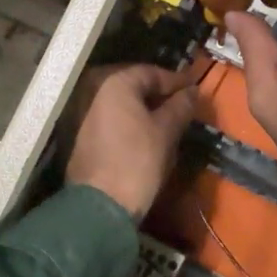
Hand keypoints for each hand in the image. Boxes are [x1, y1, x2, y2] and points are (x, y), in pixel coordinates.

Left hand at [65, 64, 197, 220]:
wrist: (100, 204)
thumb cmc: (137, 161)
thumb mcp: (166, 131)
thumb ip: (181, 107)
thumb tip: (193, 92)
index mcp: (115, 84)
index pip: (151, 72)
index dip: (176, 81)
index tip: (195, 90)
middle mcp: (94, 92)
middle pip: (134, 87)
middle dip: (159, 95)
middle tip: (183, 105)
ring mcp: (84, 115)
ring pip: (122, 105)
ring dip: (145, 110)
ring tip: (169, 122)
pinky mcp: (81, 137)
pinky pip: (112, 121)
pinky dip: (130, 124)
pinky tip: (146, 136)